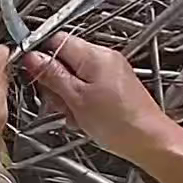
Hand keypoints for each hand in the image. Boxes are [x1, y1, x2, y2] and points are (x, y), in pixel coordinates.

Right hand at [23, 34, 179, 164]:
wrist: (150, 142)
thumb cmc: (120, 123)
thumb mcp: (76, 99)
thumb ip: (52, 75)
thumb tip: (32, 58)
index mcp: (94, 55)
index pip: (56, 40)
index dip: (41, 58)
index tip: (36, 76)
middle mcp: (104, 58)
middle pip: (64, 59)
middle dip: (55, 82)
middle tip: (60, 102)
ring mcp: (111, 72)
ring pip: (73, 75)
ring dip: (67, 95)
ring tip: (75, 113)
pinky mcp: (114, 86)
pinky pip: (87, 87)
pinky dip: (80, 101)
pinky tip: (84, 117)